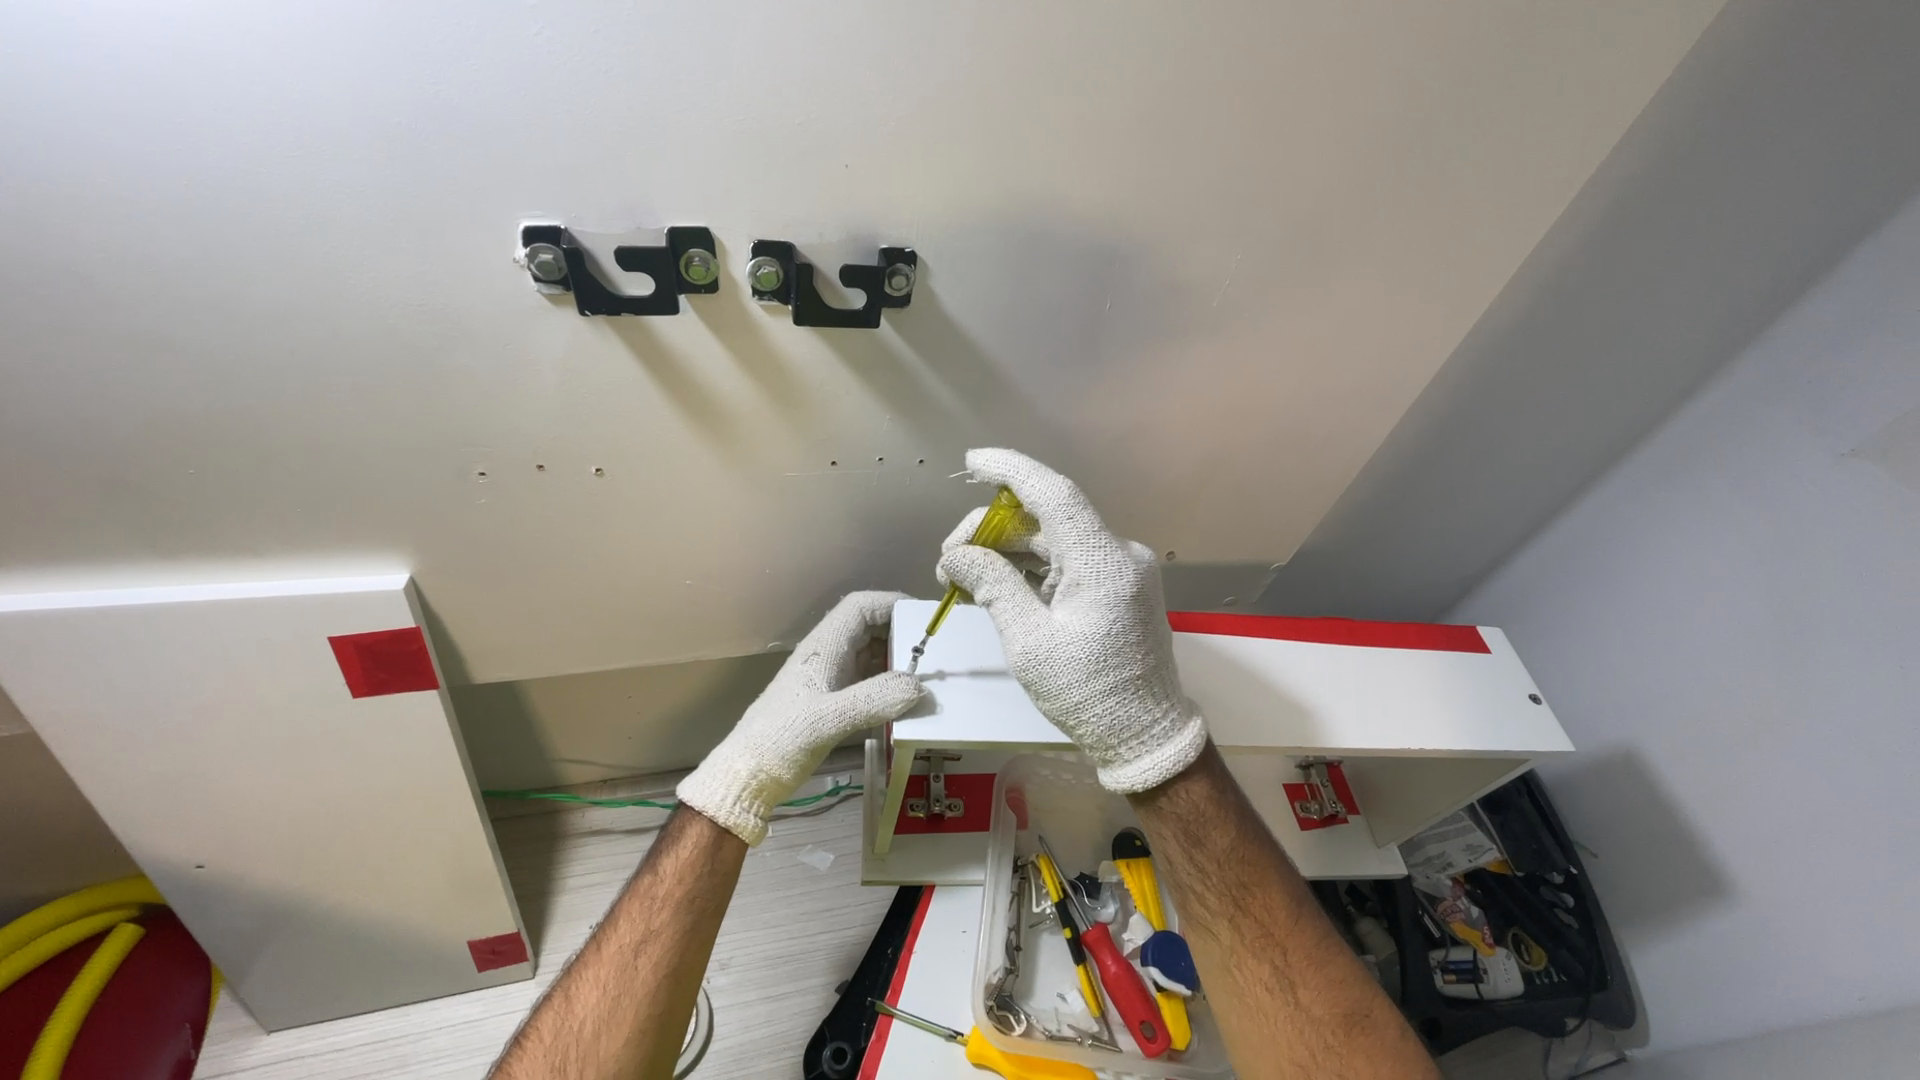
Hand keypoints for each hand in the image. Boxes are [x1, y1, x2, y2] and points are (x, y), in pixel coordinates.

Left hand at [677, 591, 922, 844]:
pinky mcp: (832, 703)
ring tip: (927, 675)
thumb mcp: (826, 720)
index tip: (925, 618)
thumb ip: (872, 700)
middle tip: (934, 652)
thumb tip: (919, 685)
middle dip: (901, 632)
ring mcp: (830, 680)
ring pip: (870, 655)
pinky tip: (906, 701)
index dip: (892, 604)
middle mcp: (827, 657)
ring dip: (897, 660)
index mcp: (822, 648)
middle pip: (869, 627)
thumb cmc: (779, 741)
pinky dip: (889, 685)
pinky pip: (868, 682)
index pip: (859, 607)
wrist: (747, 778)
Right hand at [937, 449, 1206, 792]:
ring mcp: (1122, 569)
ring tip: (961, 573)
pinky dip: (1031, 567)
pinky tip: (995, 580)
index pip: (1055, 494)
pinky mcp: (1119, 586)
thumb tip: (957, 556)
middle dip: (992, 529)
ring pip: (1055, 539)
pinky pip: (1069, 560)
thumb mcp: (1029, 643)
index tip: (972, 462)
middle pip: (1048, 518)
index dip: (1011, 470)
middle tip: (948, 558)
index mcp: (1102, 563)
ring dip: (1008, 549)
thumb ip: (993, 587)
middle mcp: (1119, 554)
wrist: (1144, 734)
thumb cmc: (1087, 693)